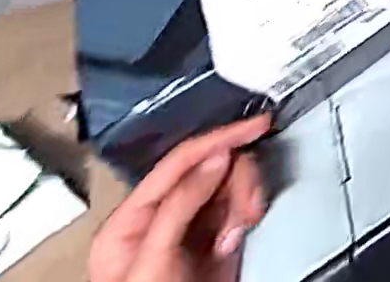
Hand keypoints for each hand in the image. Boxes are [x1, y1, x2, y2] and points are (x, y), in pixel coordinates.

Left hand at [89, 114, 271, 281]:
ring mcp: (189, 223)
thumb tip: (218, 155)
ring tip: (239, 232)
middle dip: (238, 183)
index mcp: (131, 220)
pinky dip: (248, 211)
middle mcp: (160, 214)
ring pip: (232, 179)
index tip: (258, 125)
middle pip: (213, 167)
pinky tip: (238, 236)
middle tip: (247, 212)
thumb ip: (180, 206)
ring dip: (245, 199)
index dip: (220, 138)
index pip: (181, 160)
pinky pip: (241, 198)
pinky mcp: (215, 231)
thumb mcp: (155, 265)